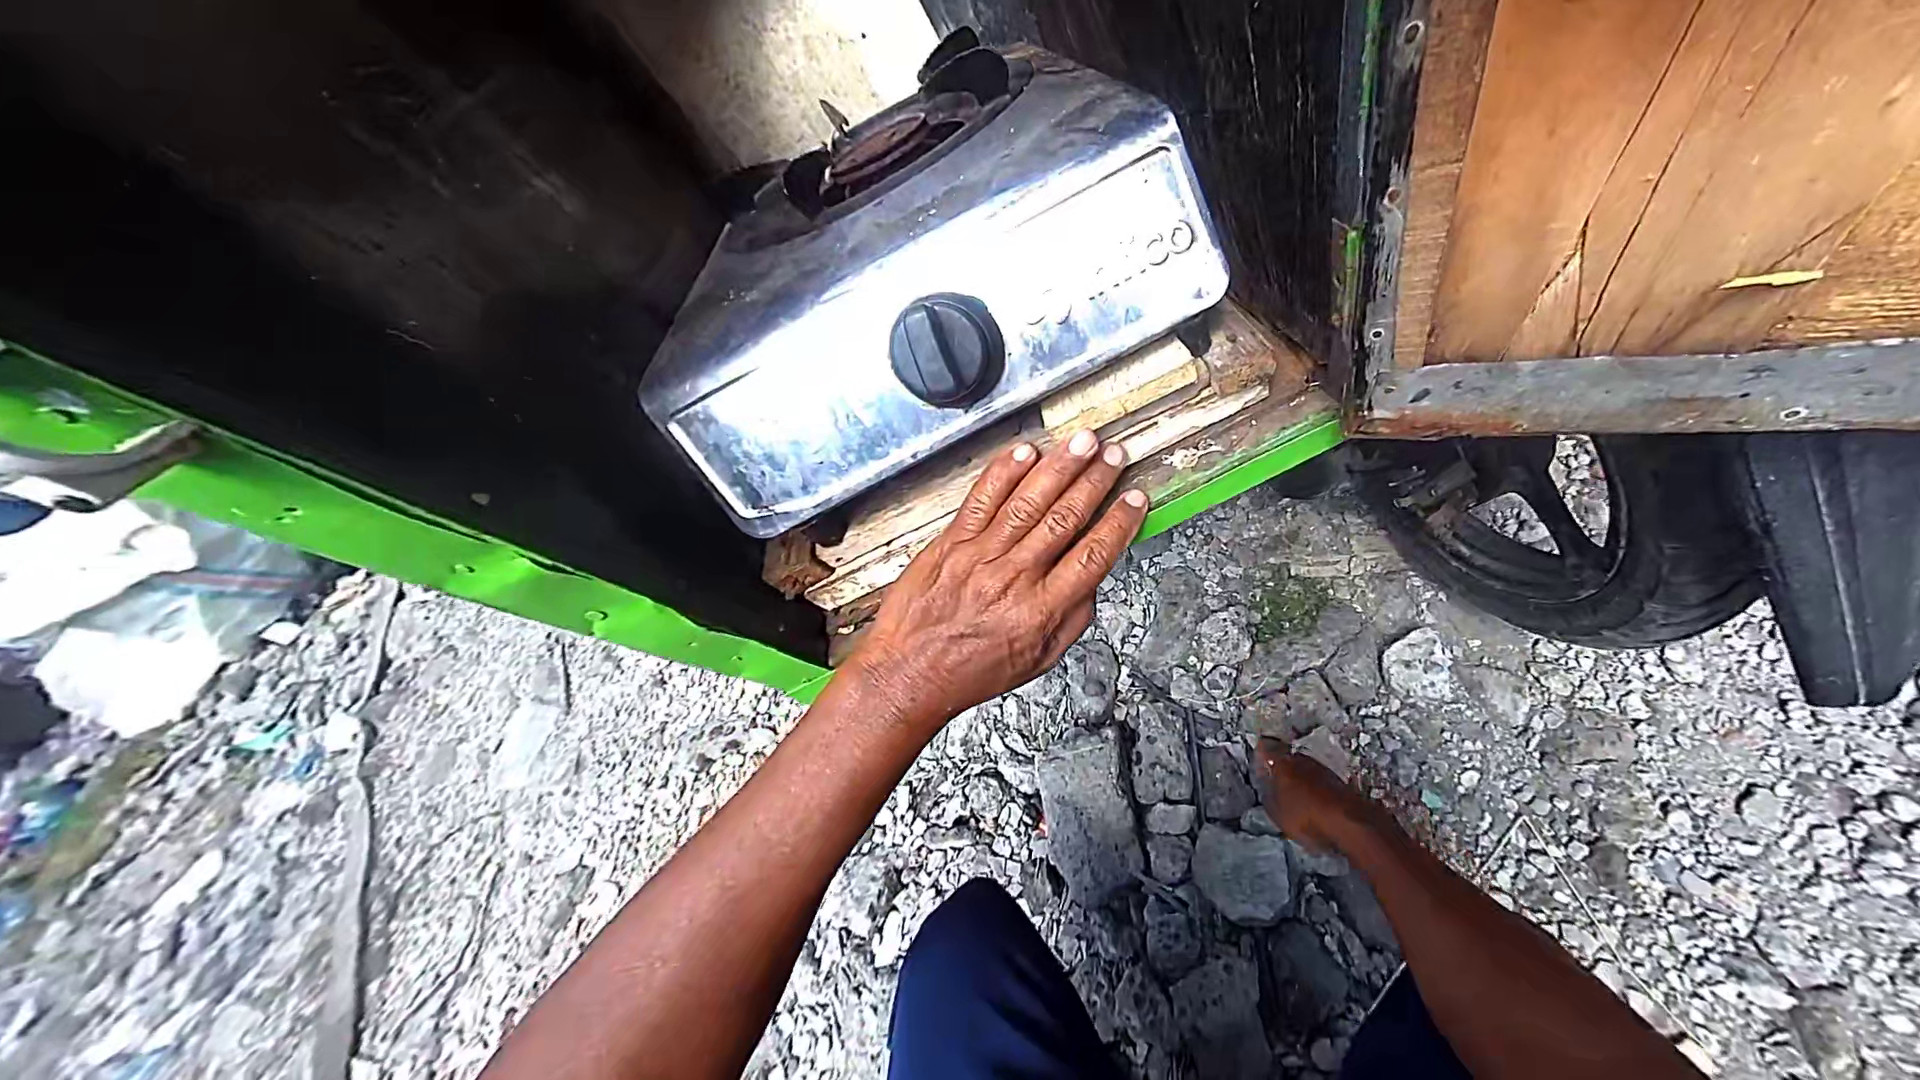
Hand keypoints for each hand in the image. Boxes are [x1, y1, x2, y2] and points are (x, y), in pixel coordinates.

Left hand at [847, 431, 1148, 731]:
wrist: (909, 672)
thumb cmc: (968, 669)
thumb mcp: (1037, 659)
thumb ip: (1071, 618)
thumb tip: (1091, 581)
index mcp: (1041, 609)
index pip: (1093, 554)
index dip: (1119, 522)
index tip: (1134, 500)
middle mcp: (1013, 577)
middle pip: (1064, 518)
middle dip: (1095, 481)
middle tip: (1114, 457)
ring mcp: (980, 555)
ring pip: (1028, 502)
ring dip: (1059, 467)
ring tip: (1082, 443)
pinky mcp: (951, 542)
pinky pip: (981, 500)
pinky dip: (1004, 473)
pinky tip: (1024, 454)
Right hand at [1254, 737, 1388, 854]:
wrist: (1350, 824)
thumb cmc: (1307, 816)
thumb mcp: (1276, 813)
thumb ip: (1268, 797)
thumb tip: (1266, 792)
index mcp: (1282, 763)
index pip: (1266, 748)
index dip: (1261, 753)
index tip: (1258, 757)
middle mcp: (1303, 760)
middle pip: (1289, 759)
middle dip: (1283, 768)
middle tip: (1277, 782)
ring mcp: (1324, 770)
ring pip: (1307, 770)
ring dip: (1302, 779)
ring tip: (1298, 798)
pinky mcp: (1342, 784)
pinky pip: (1322, 783)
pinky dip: (1318, 790)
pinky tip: (1317, 805)